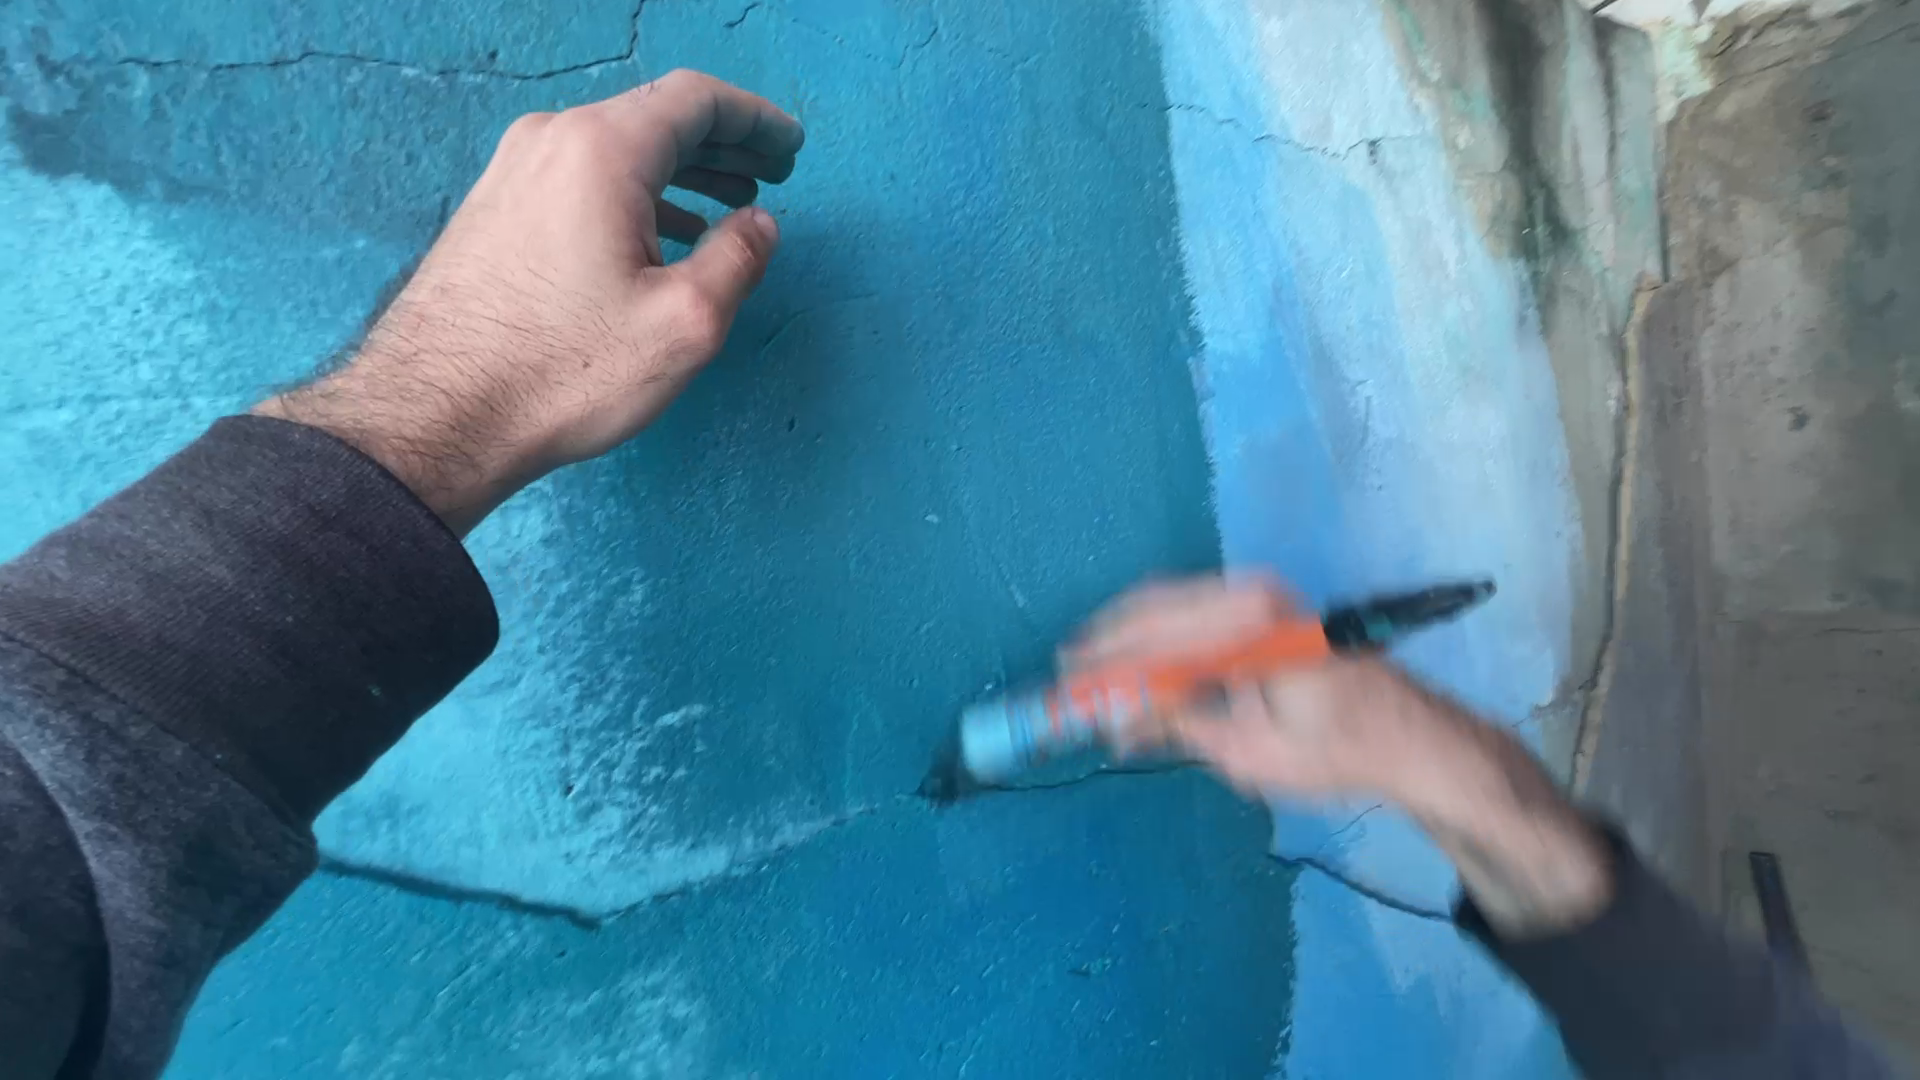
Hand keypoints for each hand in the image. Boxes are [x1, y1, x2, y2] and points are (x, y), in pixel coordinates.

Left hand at [256, 70, 806, 534]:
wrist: (440, 413)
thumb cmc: (574, 367)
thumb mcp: (686, 321)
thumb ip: (739, 260)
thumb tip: (761, 223)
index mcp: (603, 151)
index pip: (695, 101)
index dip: (755, 119)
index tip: (792, 148)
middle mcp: (553, 141)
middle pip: (657, 119)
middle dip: (726, 145)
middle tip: (775, 176)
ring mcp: (517, 174)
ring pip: (622, 152)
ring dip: (686, 173)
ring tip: (733, 205)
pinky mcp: (501, 211)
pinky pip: (589, 181)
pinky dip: (644, 197)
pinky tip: (667, 236)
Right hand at [1070, 575, 1613, 936]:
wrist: (1408, 736)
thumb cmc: (1337, 752)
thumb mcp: (1252, 754)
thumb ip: (1180, 726)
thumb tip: (1113, 722)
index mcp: (1256, 625)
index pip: (1163, 641)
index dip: (1111, 664)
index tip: (1070, 685)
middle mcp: (1250, 593)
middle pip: (1154, 608)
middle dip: (1105, 643)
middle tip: (1064, 673)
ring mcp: (1251, 592)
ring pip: (1163, 602)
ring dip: (1121, 634)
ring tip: (1083, 665)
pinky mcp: (1251, 604)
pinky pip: (1182, 609)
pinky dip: (1147, 634)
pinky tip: (1126, 657)